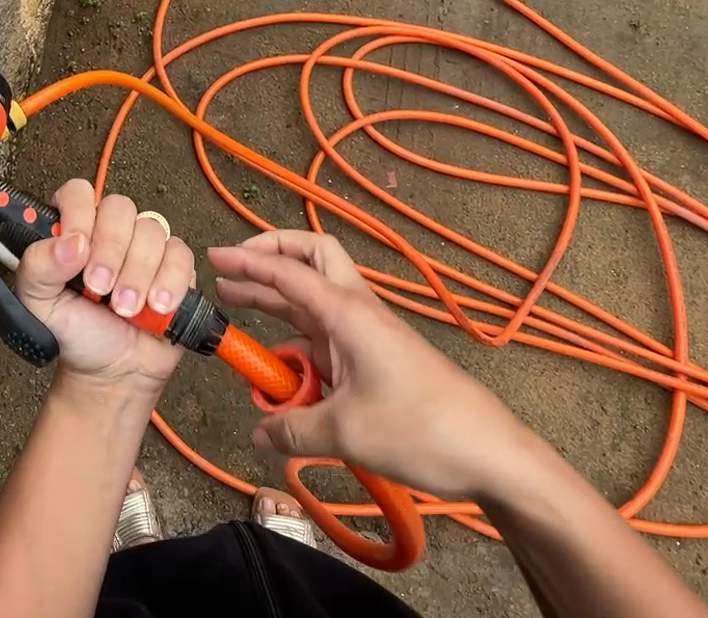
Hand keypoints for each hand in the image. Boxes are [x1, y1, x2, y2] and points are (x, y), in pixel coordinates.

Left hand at [16, 180, 193, 393]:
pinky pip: (180, 255)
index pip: (78, 193)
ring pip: (151, 232)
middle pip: (120, 208)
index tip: (77, 248)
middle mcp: (110, 231)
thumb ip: (39, 267)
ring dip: (138, 274)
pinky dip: (170, 282)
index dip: (79, 213)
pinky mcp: (176, 266)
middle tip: (99, 289)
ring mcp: (145, 247)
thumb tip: (70, 242)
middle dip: (111, 251)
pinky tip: (158, 307)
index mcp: (74, 230)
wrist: (112, 372)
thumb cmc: (75, 332)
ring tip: (126, 310)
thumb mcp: (39, 304)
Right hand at [210, 230, 539, 499]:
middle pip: (312, 257)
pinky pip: (323, 334)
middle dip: (271, 253)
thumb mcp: (347, 433)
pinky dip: (294, 339)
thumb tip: (258, 434)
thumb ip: (293, 429)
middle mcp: (355, 311)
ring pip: (313, 295)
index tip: (214, 257)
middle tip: (234, 268)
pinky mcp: (371, 355)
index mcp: (348, 313)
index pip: (288, 271)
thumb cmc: (423, 430)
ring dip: (275, 296)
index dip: (248, 260)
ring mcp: (365, 332)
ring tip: (234, 302)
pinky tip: (277, 366)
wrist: (493, 454)